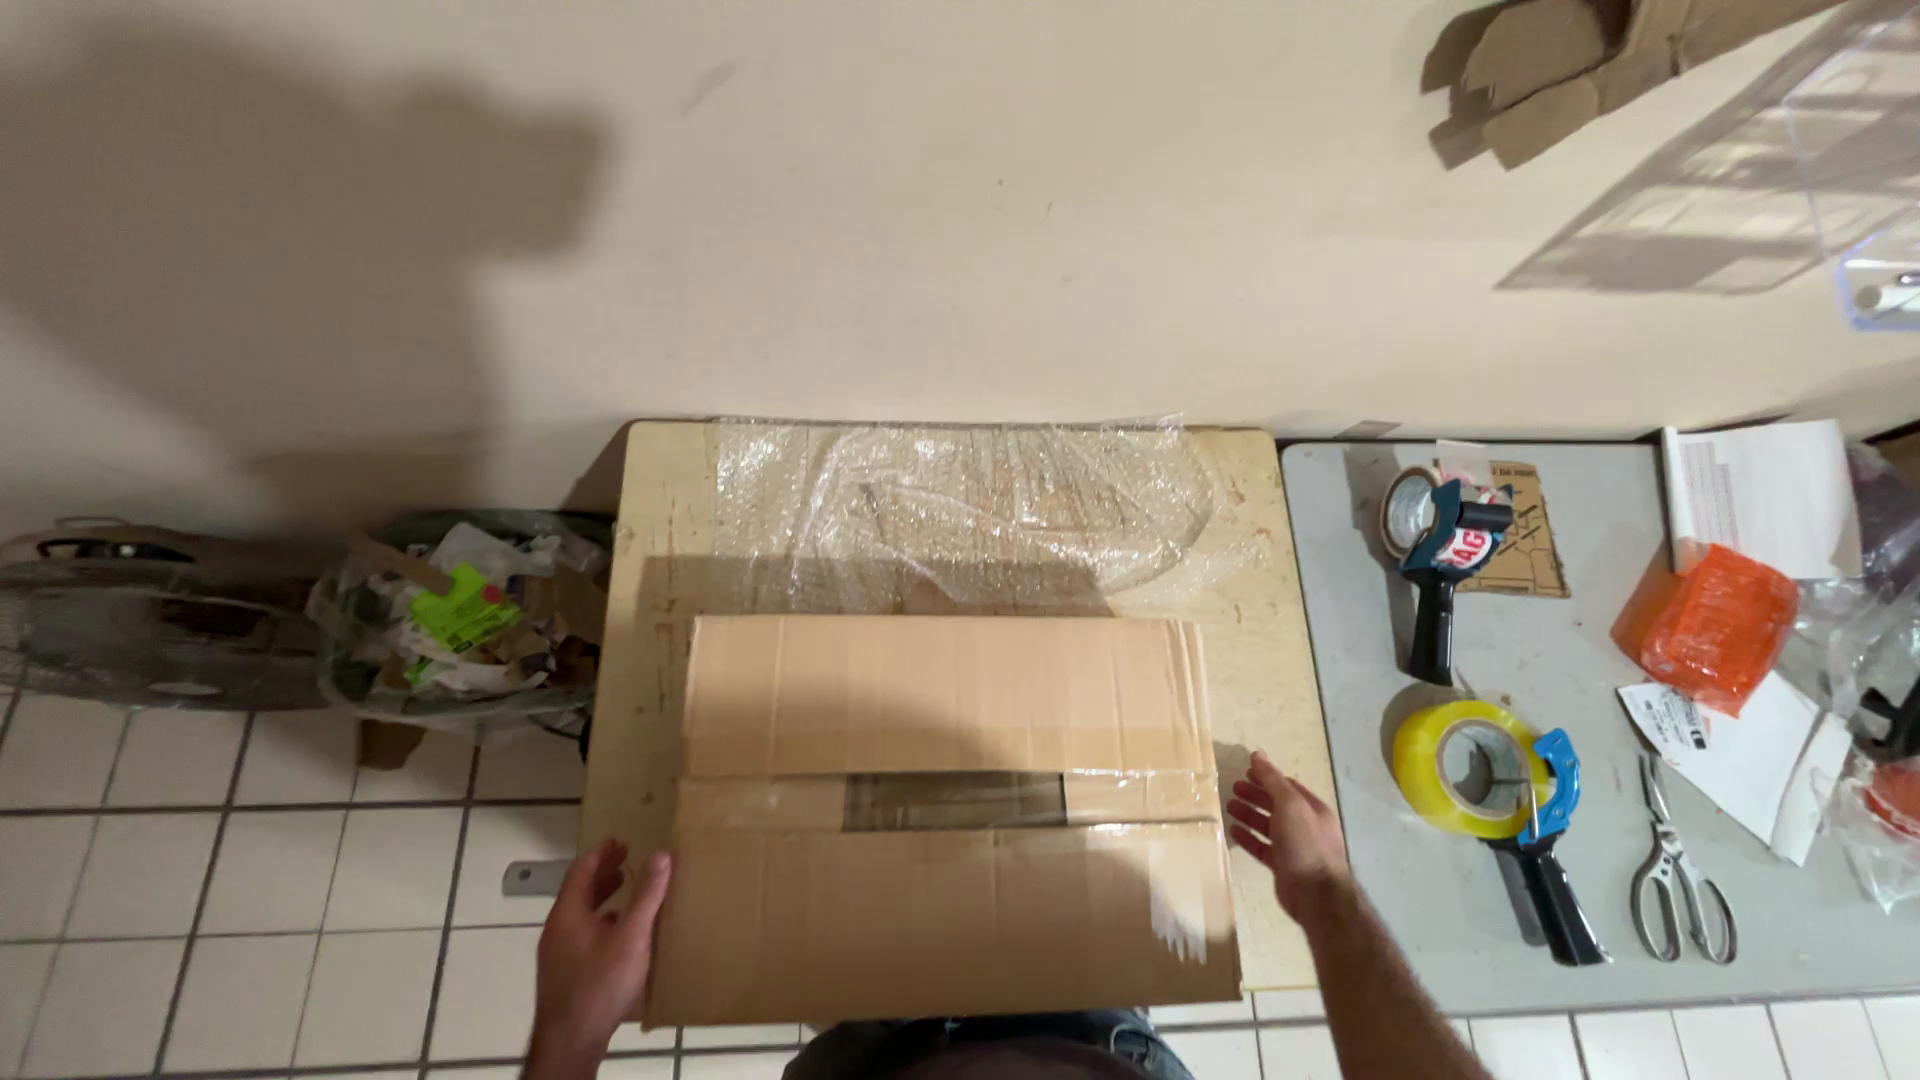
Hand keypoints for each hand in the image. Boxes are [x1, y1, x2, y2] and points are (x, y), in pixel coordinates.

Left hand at [533, 839, 671, 1053]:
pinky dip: (600, 919)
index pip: (581, 871)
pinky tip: (620, 930)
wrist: (570, 1042)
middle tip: (627, 857)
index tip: (619, 839)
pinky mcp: (563, 972)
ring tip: (625, 886)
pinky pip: (581, 932)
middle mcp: (557, 930)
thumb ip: (647, 895)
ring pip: (579, 913)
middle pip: (578, 890)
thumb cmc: (600, 983)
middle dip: (603, 871)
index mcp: (568, 914)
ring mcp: (557, 953)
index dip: (600, 853)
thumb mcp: (632, 936)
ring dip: (601, 895)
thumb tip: (662, 853)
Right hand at [1227, 750, 1350, 921]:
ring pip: (1268, 825)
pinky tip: (1233, 830)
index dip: (1268, 778)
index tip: (1246, 772)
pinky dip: (1248, 837)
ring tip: (1229, 805)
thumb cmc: (1305, 842)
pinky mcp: (1282, 866)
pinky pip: (1262, 846)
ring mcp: (1294, 847)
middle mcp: (1305, 826)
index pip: (1288, 787)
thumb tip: (1257, 754)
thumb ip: (1272, 779)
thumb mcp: (1290, 804)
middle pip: (1277, 805)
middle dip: (1256, 795)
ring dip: (1249, 814)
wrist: (1316, 894)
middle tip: (1233, 787)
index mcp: (1312, 810)